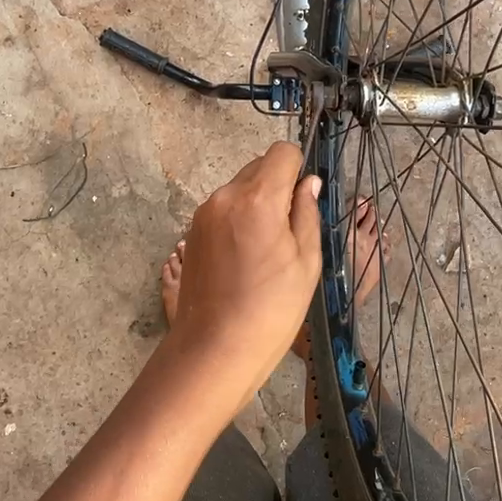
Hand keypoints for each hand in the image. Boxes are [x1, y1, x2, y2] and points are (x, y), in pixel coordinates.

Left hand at [166, 141, 322, 413]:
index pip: (282, 153)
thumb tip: (309, 183)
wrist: (215, 347)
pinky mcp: (192, 230)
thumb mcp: (306, 262)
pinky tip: (244, 256)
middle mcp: (226, 196)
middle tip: (288, 230)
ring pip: (239, 187)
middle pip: (259, 167)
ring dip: (256, 202)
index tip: (303, 198)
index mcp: (258, 199)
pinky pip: (223, 208)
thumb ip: (307, 214)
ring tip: (265, 249)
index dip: (299, 168)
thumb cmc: (271, 309)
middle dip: (277, 186)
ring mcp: (204, 212)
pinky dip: (238, 218)